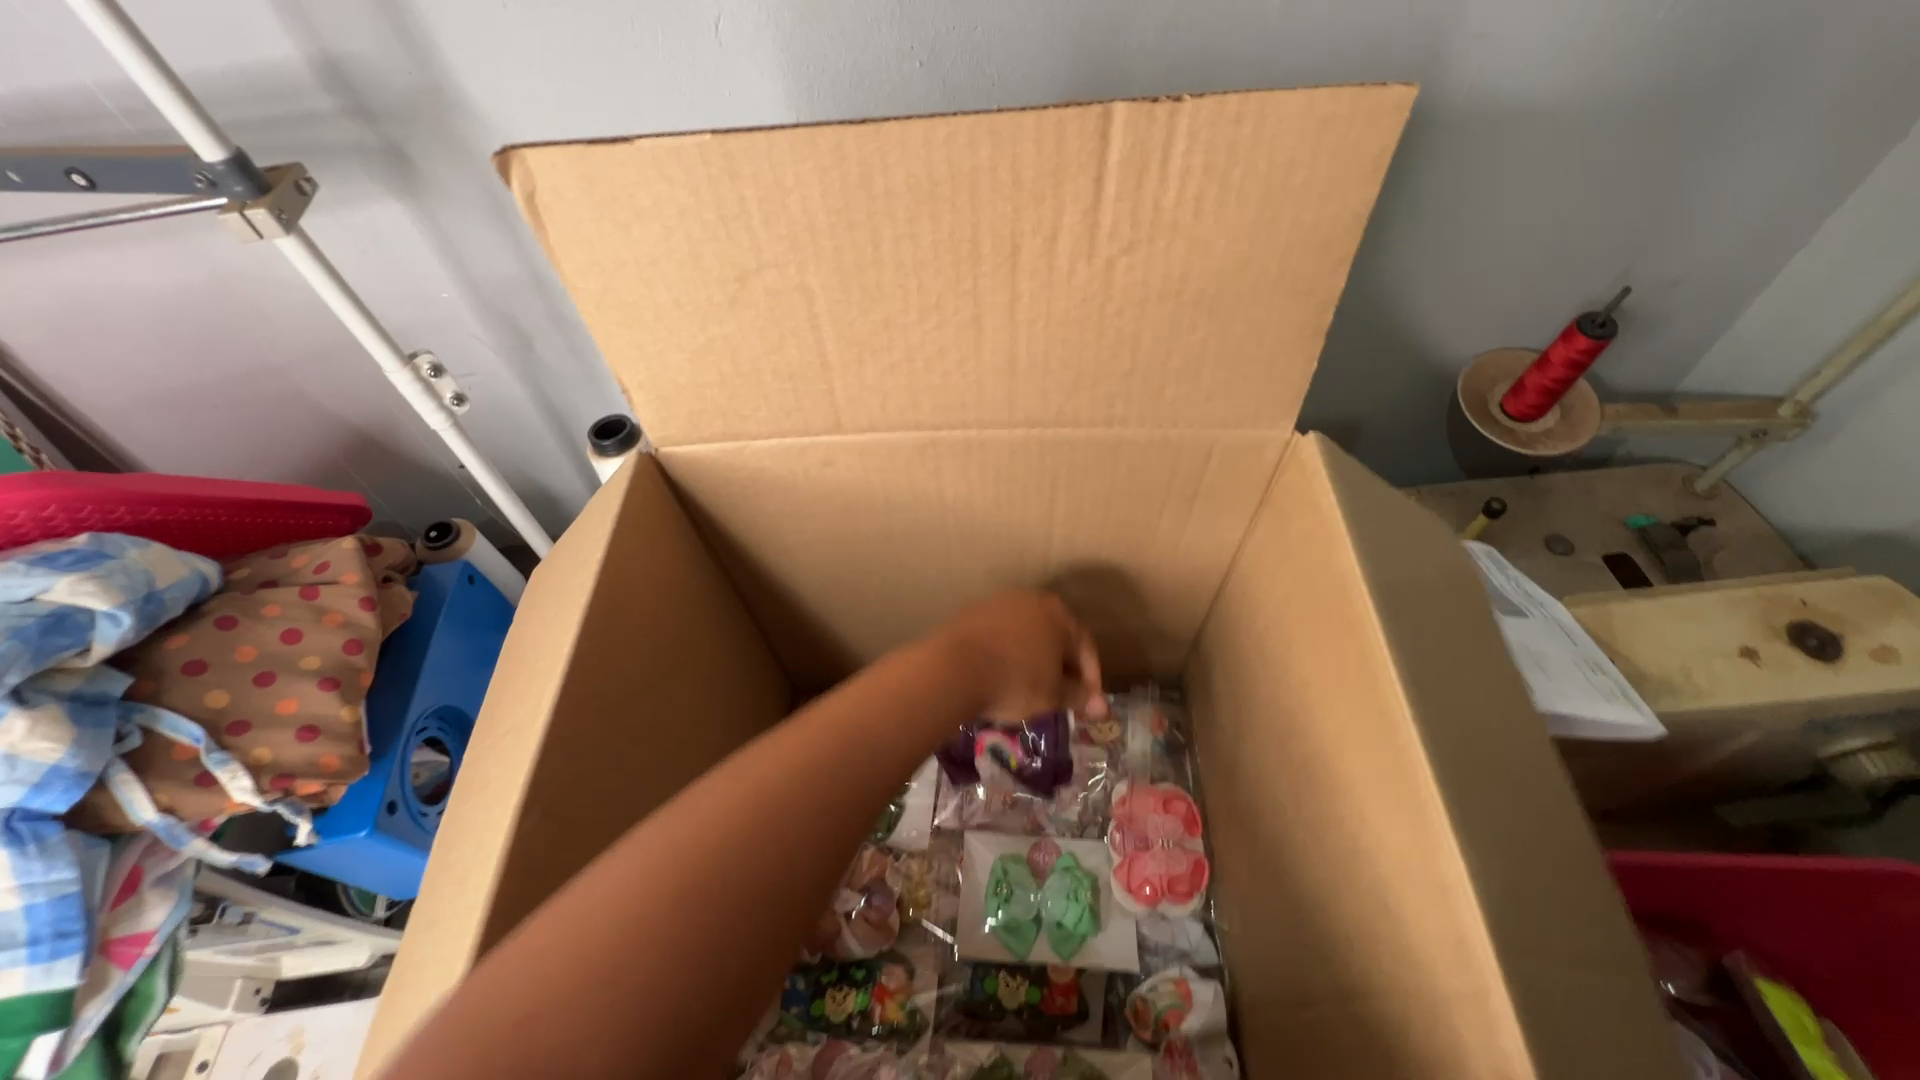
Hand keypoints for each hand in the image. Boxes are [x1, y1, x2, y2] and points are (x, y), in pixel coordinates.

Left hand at [929, 589, 1105, 723]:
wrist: (952, 668)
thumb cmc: (1014, 681)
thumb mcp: (1052, 695)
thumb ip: (1079, 696)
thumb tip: (1101, 706)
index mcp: (1059, 614)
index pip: (1085, 648)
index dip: (1091, 680)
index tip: (1088, 705)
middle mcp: (1032, 600)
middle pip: (1056, 636)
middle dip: (1062, 667)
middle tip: (1061, 696)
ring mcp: (999, 603)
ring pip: (1027, 634)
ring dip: (1033, 659)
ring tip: (1030, 688)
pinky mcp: (971, 613)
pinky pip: (1000, 636)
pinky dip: (1007, 654)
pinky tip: (1001, 675)